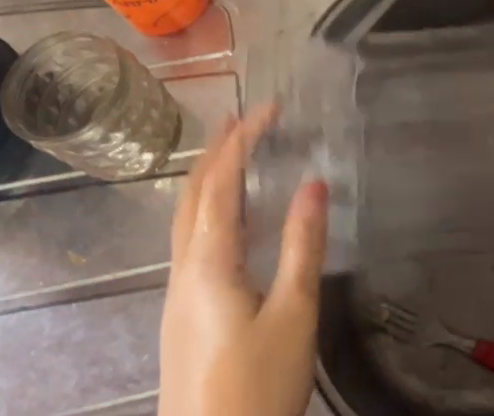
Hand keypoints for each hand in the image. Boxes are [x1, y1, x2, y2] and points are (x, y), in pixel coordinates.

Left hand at [159, 105, 326, 415]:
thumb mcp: (293, 314)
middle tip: (242, 117)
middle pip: (192, 197)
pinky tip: (234, 225)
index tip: (268, 108)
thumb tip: (314, 182)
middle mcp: (184, 272)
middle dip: (215, 152)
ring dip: (210, 180)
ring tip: (235, 155)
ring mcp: (179, 297)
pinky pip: (193, 244)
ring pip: (187, 221)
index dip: (242, 140)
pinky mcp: (185, 317)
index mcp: (208, 263)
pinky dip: (211, 212)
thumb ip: (303, 245)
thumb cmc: (257, 386)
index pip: (221, 184)